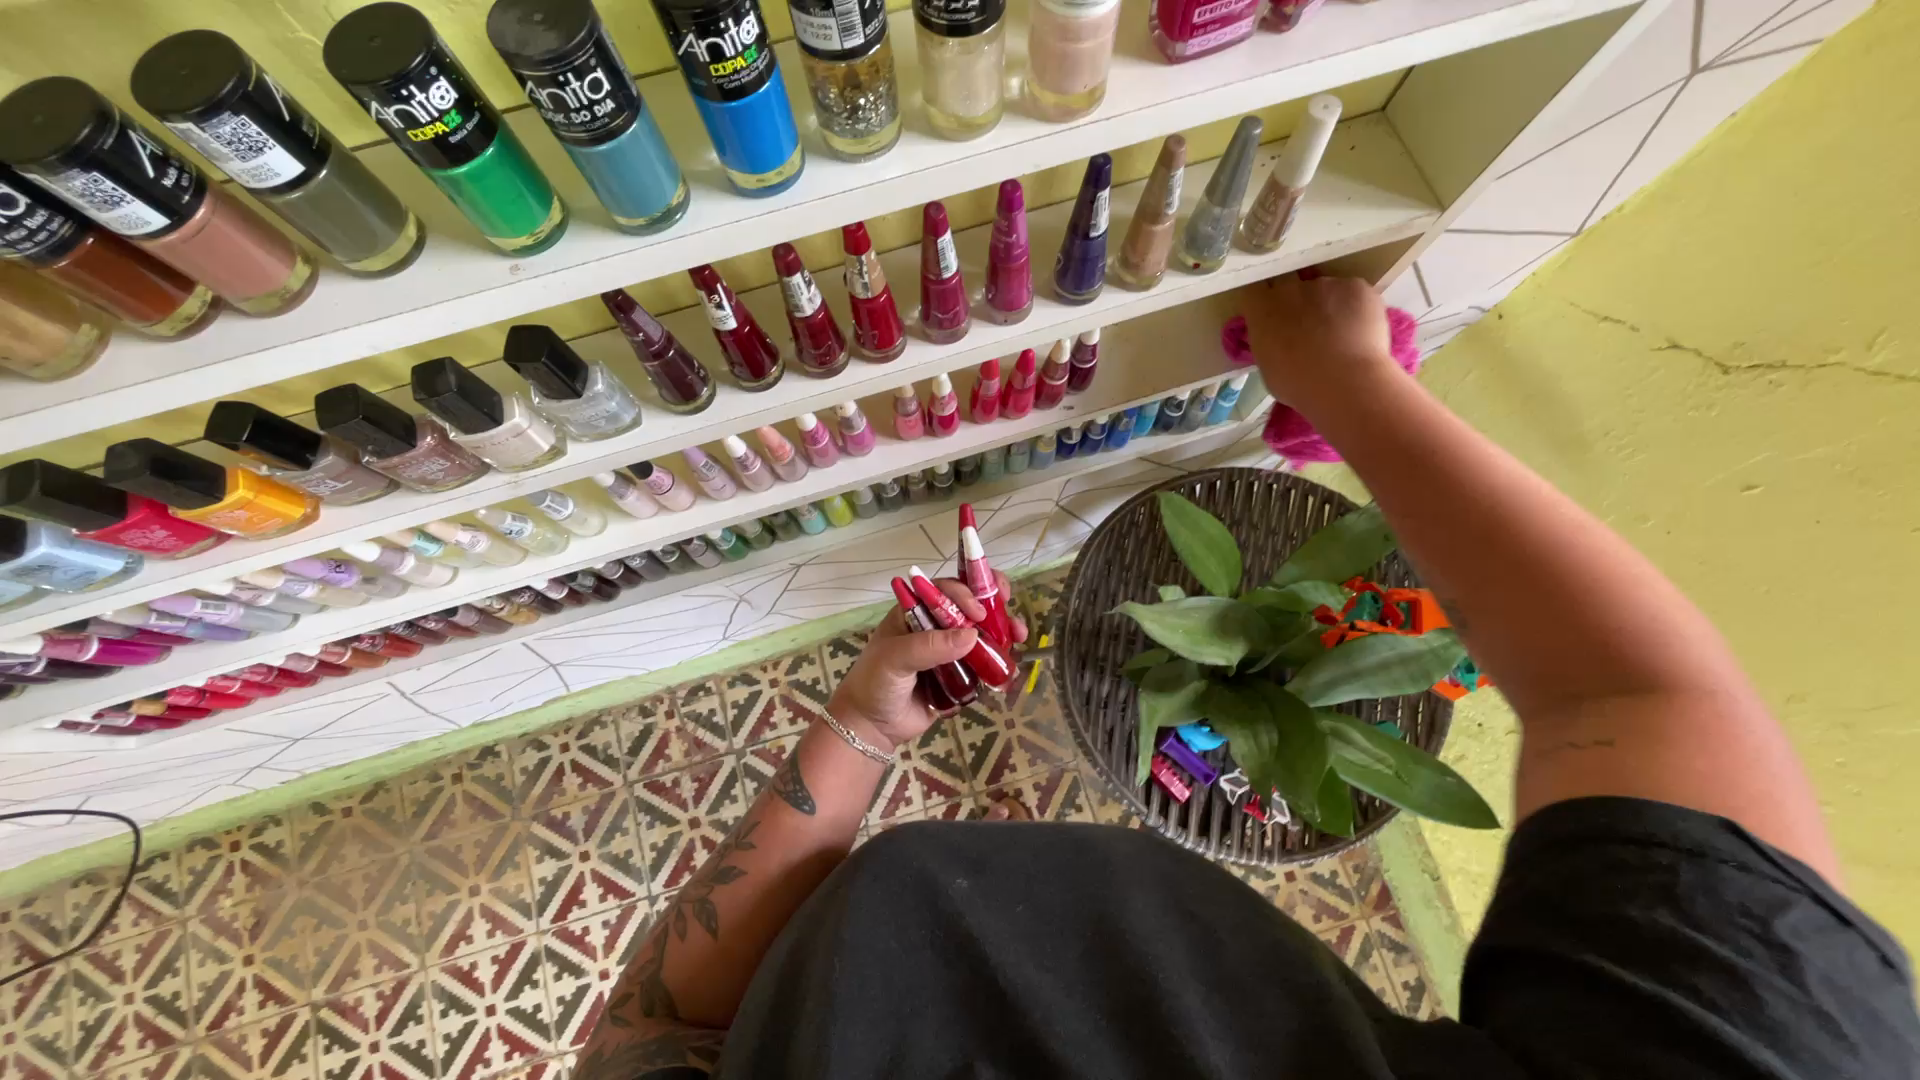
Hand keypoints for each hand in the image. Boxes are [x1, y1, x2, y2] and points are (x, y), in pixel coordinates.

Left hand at [827, 573, 1028, 753]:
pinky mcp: (962, 676)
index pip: (944, 591)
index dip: (965, 594)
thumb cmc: (875, 683)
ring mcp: (950, 652)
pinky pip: (986, 664)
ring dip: (1004, 631)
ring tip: (1020, 636)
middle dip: (993, 604)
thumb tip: (972, 636)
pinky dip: (1002, 661)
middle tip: (1009, 608)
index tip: (978, 611)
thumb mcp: (895, 658)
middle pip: (970, 606)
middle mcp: (935, 627)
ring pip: (983, 634)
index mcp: (915, 612)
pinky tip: (1014, 664)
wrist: (872, 727)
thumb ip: (929, 646)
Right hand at [1239, 274, 1394, 408]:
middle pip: (1289, 283)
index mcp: (1262, 308)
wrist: (1344, 381)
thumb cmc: (1296, 383)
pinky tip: (1359, 331)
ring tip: (1339, 333)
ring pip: (1325, 289)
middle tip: (1306, 324)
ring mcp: (1325, 283)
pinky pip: (1353, 293)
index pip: (1254, 290)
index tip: (1270, 314)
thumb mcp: (1267, 364)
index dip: (1263, 300)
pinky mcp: (1356, 286)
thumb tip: (1278, 337)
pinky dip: (1354, 308)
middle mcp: (1290, 288)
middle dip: (1295, 299)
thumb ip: (1269, 341)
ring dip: (1328, 305)